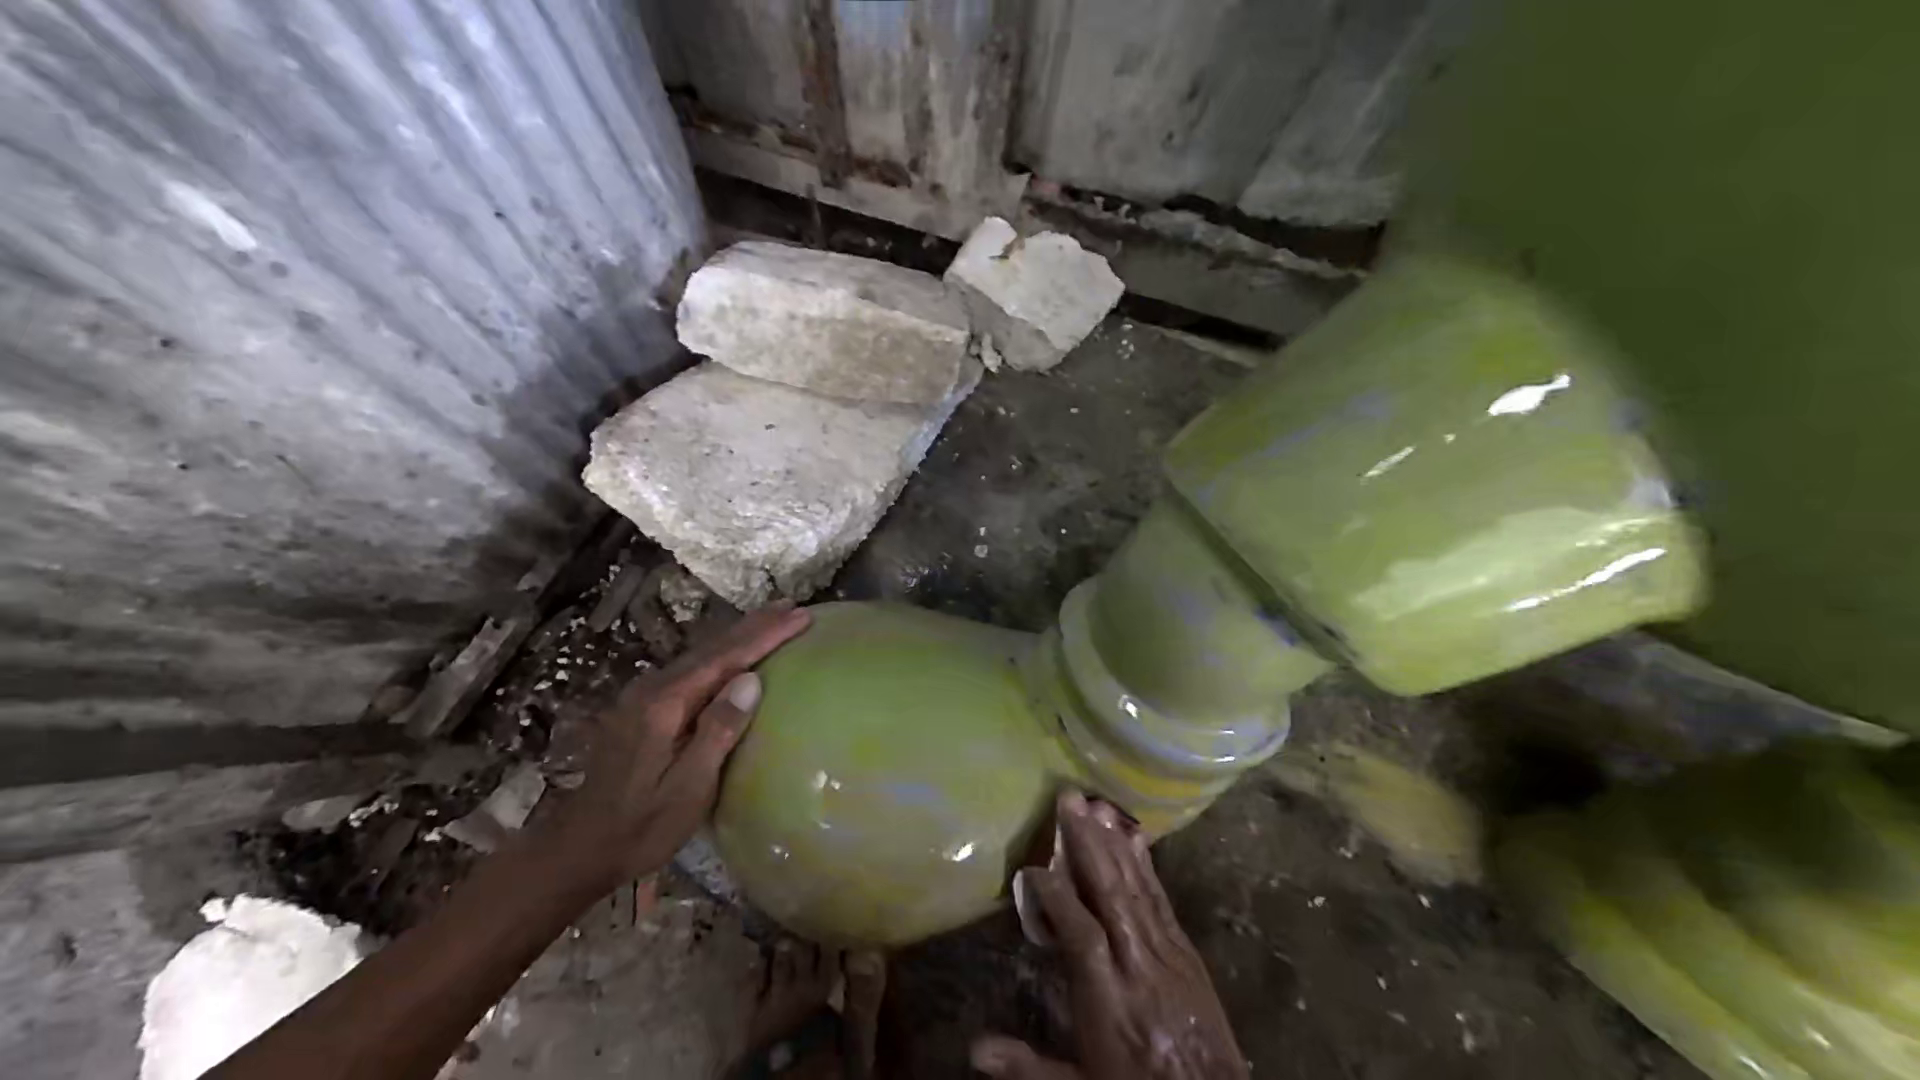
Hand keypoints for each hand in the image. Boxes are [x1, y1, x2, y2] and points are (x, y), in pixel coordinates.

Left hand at [546, 602, 811, 888]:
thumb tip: (751, 679)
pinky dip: (722, 654)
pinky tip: (734, 655)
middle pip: (713, 647)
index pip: (726, 659)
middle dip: (756, 625)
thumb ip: (718, 730)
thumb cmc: (640, 826)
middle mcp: (653, 689)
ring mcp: (645, 697)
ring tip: (773, 619)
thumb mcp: (687, 788)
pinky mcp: (644, 709)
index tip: (801, 615)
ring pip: (702, 654)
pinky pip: (693, 668)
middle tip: (794, 607)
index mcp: (665, 705)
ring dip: (740, 635)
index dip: (766, 635)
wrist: (577, 849)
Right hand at [973, 790, 1247, 1079]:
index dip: (1057, 896)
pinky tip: (1135, 838)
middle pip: (1111, 894)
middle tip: (1070, 799)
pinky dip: (1146, 866)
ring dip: (1113, 843)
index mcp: (1108, 998)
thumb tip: (972, 1049)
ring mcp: (1166, 953)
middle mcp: (1137, 964)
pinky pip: (1161, 900)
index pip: (1081, 934)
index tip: (1032, 865)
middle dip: (1088, 844)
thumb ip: (1028, 1065)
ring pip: (1136, 889)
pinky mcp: (1186, 951)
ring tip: (1095, 804)